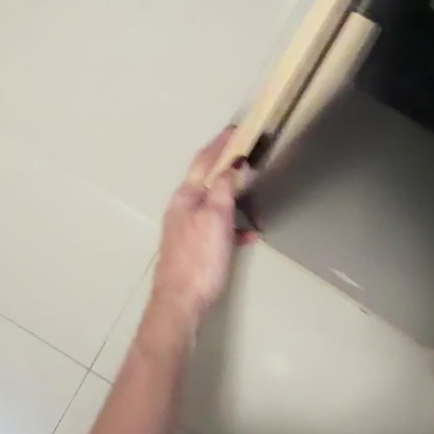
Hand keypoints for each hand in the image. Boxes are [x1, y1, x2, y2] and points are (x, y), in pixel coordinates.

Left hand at [143, 127, 256, 343]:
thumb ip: (224, 188)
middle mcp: (183, 207)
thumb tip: (234, 163)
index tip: (236, 130)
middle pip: (207, 178)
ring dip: (232, 193)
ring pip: (213, 202)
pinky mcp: (195, 248)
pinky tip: (250, 234)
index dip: (220, 144)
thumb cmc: (199, 258)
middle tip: (247, 151)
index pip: (204, 161)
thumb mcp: (216, 217)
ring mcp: (187, 228)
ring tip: (252, 188)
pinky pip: (217, 225)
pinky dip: (233, 223)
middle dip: (225, 164)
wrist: (180, 304)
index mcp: (186, 196)